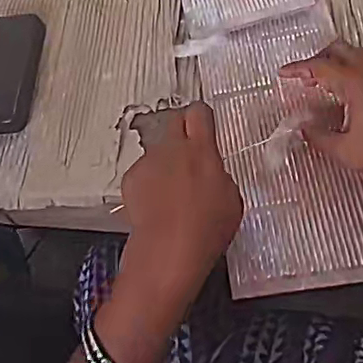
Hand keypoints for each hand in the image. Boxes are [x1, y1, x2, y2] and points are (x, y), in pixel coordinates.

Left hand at [119, 102, 242, 287]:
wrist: (168, 249)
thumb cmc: (205, 229)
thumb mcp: (231, 199)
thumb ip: (219, 175)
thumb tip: (211, 173)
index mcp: (201, 150)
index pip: (200, 113)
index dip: (202, 118)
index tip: (204, 125)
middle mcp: (172, 148)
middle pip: (175, 123)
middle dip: (183, 133)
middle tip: (190, 156)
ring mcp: (148, 161)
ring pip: (158, 151)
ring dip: (165, 163)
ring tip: (173, 194)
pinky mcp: (131, 178)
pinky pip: (143, 172)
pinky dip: (148, 183)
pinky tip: (157, 205)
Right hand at [279, 40, 362, 194]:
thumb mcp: (344, 149)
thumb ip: (318, 136)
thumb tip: (303, 129)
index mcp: (357, 83)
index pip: (321, 66)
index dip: (299, 69)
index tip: (284, 73)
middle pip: (341, 51)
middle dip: (318, 58)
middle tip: (301, 74)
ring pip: (356, 58)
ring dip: (336, 65)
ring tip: (318, 84)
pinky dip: (350, 75)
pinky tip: (343, 97)